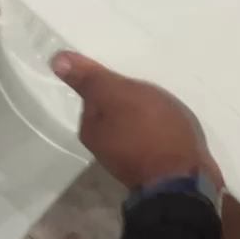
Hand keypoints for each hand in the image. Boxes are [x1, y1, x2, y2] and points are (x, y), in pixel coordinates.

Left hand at [51, 51, 221, 189]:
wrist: (184, 178)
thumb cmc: (149, 131)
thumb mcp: (118, 95)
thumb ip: (90, 78)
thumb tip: (55, 60)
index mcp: (91, 129)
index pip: (94, 93)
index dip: (110, 77)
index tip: (127, 68)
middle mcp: (104, 145)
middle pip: (113, 107)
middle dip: (128, 93)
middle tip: (148, 80)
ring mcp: (129, 155)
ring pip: (133, 120)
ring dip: (145, 107)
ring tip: (163, 95)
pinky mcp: (153, 160)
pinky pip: (151, 132)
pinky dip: (158, 121)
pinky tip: (171, 116)